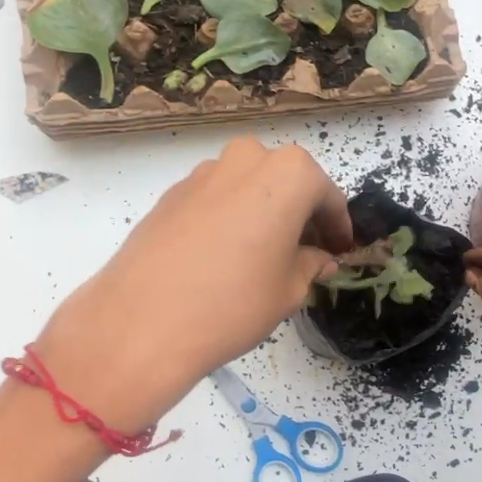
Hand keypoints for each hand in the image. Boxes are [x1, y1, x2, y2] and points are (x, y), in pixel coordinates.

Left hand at [33, 139, 351, 429]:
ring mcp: (204, 173)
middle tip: (305, 253)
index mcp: (289, 173)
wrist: (141, 322)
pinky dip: (231, 218)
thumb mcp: (289, 290)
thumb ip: (312, 265)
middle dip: (300, 214)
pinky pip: (217, 199)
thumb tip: (320, 259)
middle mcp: (247, 159)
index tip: (340, 251)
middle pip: (287, 182)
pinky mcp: (172, 193)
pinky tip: (225, 258)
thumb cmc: (233, 303)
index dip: (337, 227)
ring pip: (249, 187)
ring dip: (263, 213)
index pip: (327, 195)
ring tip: (264, 257)